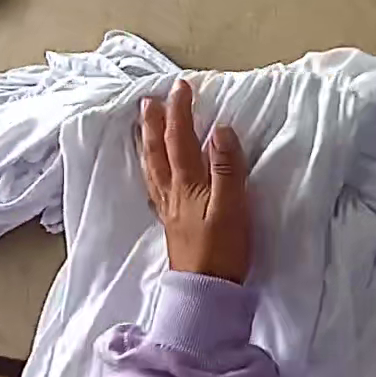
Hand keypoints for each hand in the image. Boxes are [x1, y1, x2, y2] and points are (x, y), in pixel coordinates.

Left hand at [138, 79, 253, 283]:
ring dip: (147, 142)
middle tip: (151, 100)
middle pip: (158, 151)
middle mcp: (173, 192)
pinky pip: (155, 185)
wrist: (206, 289)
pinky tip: (153, 171)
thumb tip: (220, 130)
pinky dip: (151, 169)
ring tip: (143, 125)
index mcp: (188, 184)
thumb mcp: (232, 206)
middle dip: (156, 123)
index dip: (181, 112)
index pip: (182, 140)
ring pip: (152, 167)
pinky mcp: (173, 221)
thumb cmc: (224, 248)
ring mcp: (170, 207)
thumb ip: (226, 168)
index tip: (183, 87)